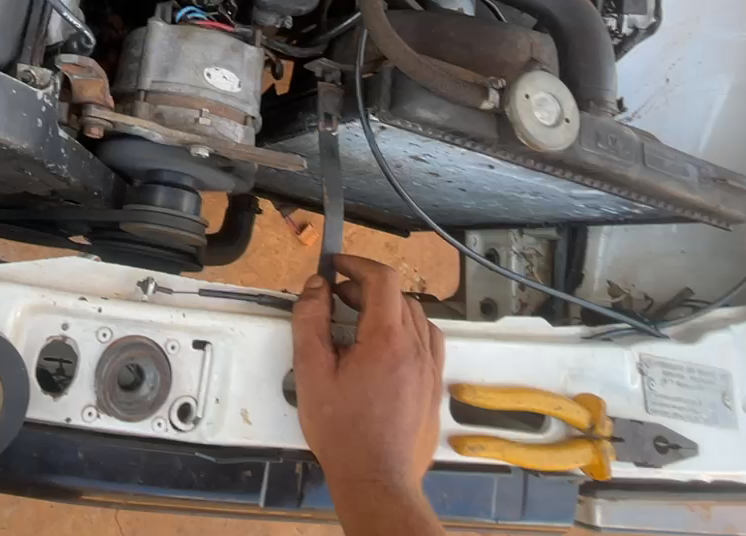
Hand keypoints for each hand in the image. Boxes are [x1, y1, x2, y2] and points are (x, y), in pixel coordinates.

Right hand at [292, 255, 444, 497]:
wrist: (378, 482)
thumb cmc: (341, 429)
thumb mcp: (310, 370)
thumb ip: (310, 319)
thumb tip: (317, 285)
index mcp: (387, 339)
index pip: (382, 278)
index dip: (357, 264)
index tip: (335, 266)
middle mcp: (417, 348)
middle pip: (397, 294)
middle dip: (364, 287)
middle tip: (335, 299)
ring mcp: (431, 369)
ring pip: (415, 315)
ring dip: (386, 306)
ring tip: (357, 320)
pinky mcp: (435, 387)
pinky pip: (428, 340)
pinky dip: (406, 328)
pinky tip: (386, 345)